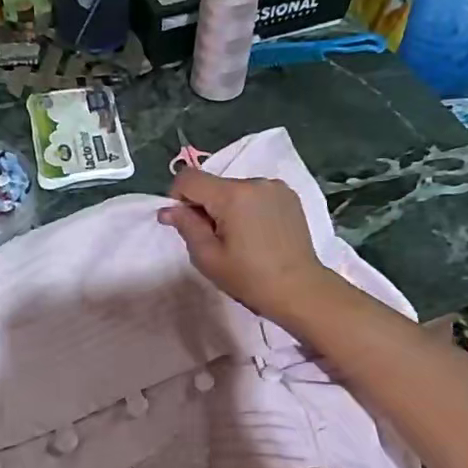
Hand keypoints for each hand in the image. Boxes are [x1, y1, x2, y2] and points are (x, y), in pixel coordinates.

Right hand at [159, 168, 336, 320]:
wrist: (300, 289)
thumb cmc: (249, 278)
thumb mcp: (207, 257)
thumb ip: (186, 226)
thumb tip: (167, 210)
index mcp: (232, 195)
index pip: (188, 178)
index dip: (177, 197)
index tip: (186, 223)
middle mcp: (255, 182)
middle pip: (213, 184)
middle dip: (205, 206)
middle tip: (214, 239)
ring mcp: (275, 187)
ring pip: (233, 189)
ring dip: (227, 207)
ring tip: (239, 238)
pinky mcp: (288, 195)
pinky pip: (254, 193)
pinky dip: (247, 207)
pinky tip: (257, 233)